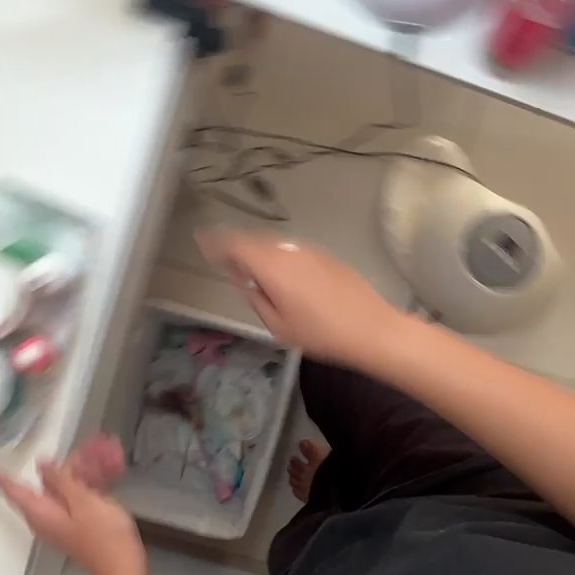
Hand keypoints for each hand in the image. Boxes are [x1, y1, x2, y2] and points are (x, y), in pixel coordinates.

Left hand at [0, 437, 144, 574]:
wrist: (123, 567)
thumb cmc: (103, 534)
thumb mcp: (84, 502)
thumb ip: (61, 481)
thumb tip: (41, 466)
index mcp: (42, 512)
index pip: (13, 490)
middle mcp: (47, 517)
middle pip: (47, 484)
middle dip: (66, 462)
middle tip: (89, 443)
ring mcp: (64, 521)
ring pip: (67, 488)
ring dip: (84, 469)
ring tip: (106, 448)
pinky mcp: (80, 523)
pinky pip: (79, 497)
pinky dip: (92, 482)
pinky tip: (112, 467)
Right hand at [195, 230, 410, 368]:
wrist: (372, 330)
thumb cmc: (321, 334)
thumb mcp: (279, 326)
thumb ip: (256, 298)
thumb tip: (244, 281)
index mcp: (272, 266)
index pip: (236, 245)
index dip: (216, 243)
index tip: (203, 242)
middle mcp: (290, 250)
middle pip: (255, 240)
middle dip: (237, 247)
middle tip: (224, 258)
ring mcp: (311, 251)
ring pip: (276, 245)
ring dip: (259, 252)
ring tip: (250, 268)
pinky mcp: (327, 257)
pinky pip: (293, 251)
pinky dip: (279, 256)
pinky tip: (281, 274)